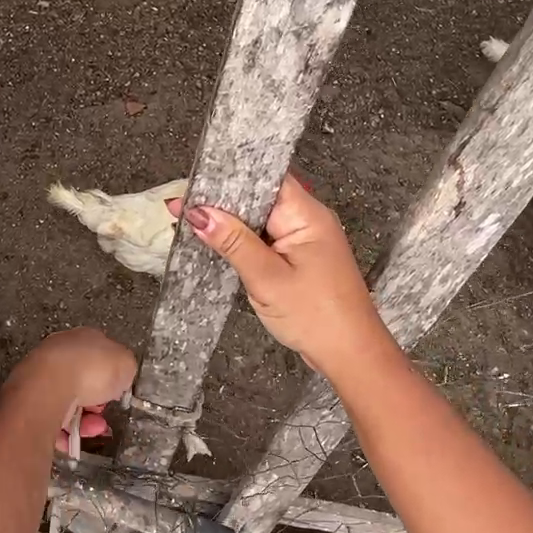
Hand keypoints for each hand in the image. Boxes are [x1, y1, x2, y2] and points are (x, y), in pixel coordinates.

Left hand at [6, 328, 137, 449]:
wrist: (48, 386)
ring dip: (84, 421)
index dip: (111, 377)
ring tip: (92, 430)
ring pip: (68, 403)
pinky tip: (73, 440)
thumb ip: (126, 368)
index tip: (117, 393)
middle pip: (83, 382)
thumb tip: (122, 375)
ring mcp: (42, 376)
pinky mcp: (30, 400)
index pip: (100, 356)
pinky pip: (52, 419)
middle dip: (97, 403)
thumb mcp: (125, 363)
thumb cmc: (90, 369)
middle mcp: (60, 354)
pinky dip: (64, 432)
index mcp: (83, 339)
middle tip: (103, 414)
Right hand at [168, 176, 393, 375]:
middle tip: (180, 205)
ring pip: (258, 218)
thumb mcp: (267, 278)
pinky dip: (241, 240)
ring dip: (229, 221)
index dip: (228, 176)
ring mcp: (303, 238)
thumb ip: (233, 242)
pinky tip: (215, 243)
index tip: (193, 183)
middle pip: (258, 196)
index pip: (264, 178)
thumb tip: (198, 213)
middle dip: (220, 199)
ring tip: (188, 220)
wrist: (352, 356)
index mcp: (306, 214)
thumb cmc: (316, 317)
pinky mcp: (299, 257)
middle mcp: (307, 219)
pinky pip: (264, 237)